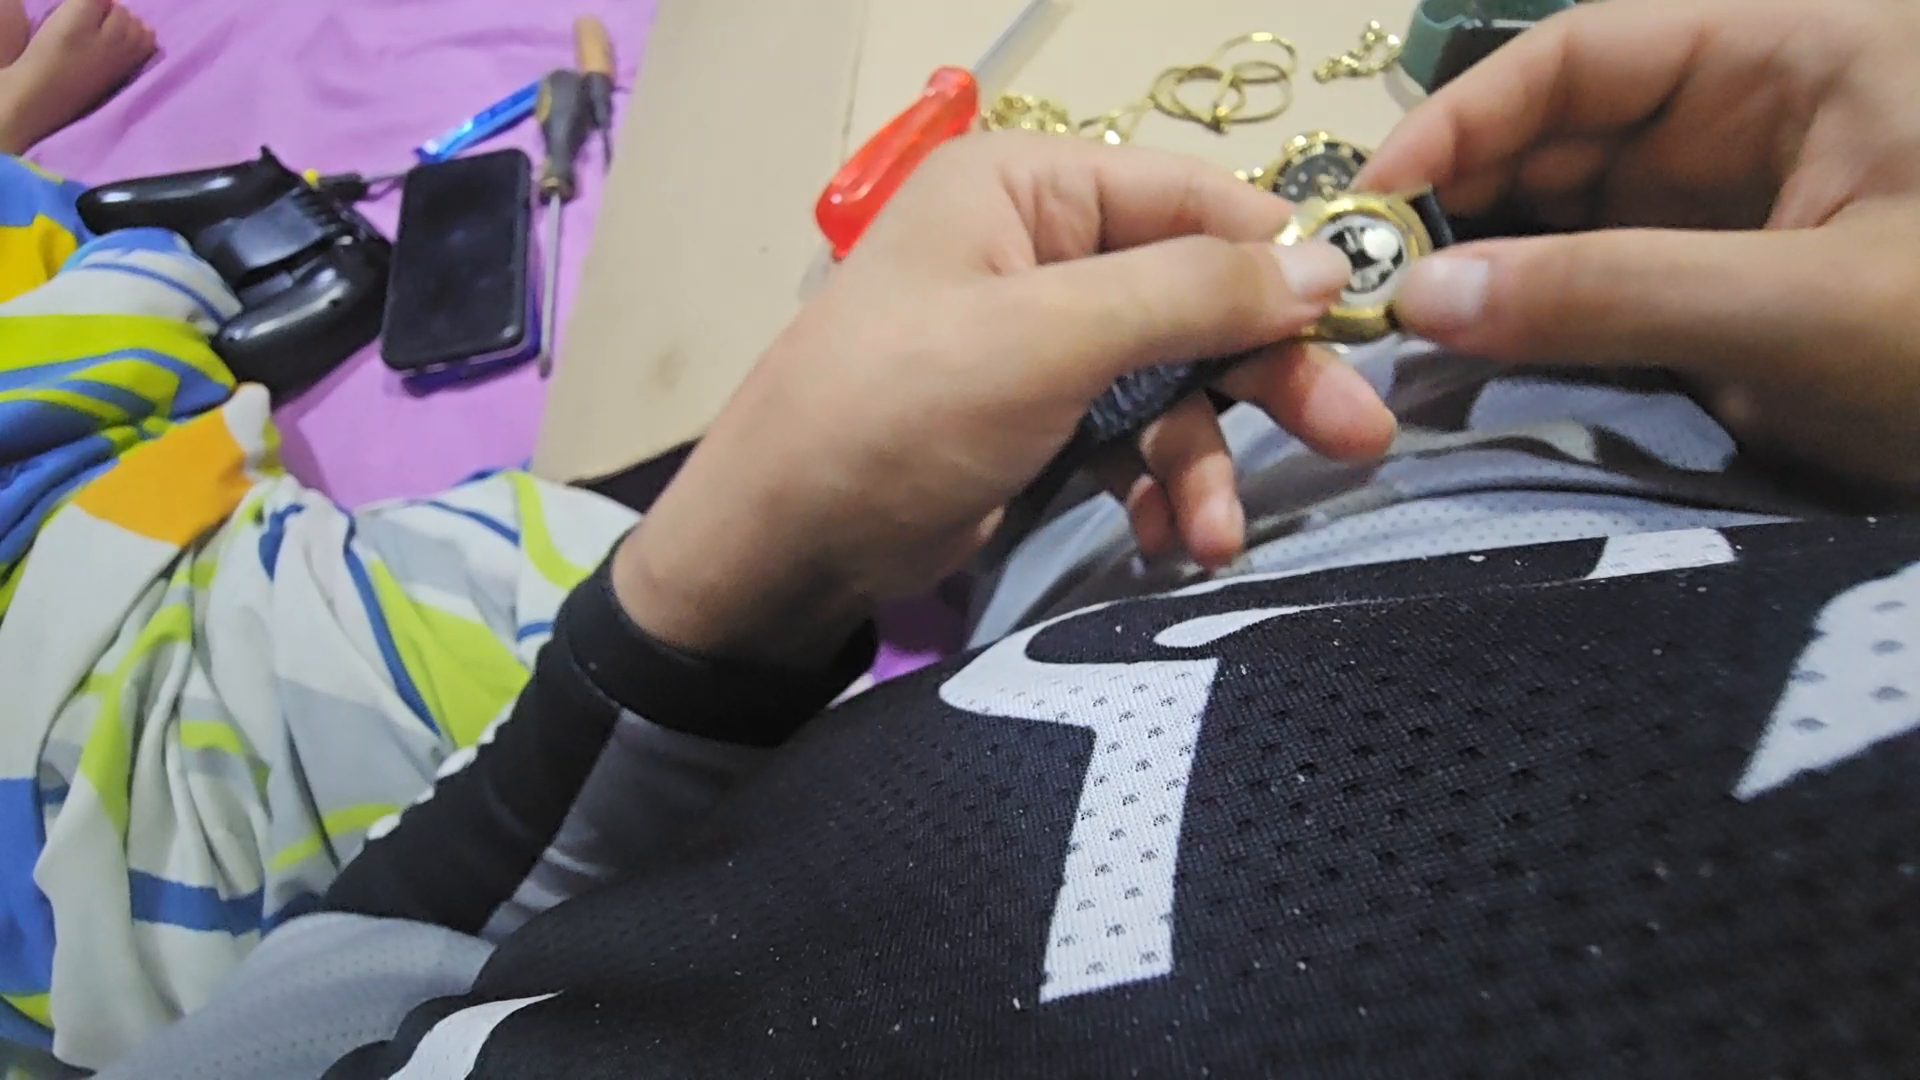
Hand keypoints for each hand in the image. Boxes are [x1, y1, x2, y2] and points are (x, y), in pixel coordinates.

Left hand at [615, 132, 1396, 665]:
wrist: (793, 540)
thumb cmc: (904, 409)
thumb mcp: (1045, 338)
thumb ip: (1184, 295)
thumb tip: (1319, 264)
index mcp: (1029, 192)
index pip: (1188, 203)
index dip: (1278, 259)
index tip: (1360, 318)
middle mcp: (1038, 259)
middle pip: (1189, 305)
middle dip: (1263, 381)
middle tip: (1356, 441)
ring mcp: (1040, 352)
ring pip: (1164, 394)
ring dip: (1200, 469)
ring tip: (1216, 540)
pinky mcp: (1037, 429)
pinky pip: (1125, 448)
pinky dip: (1152, 495)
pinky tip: (1167, 543)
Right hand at [1358, 0, 1919, 498]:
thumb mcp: (1812, 309)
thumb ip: (1606, 293)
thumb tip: (1418, 298)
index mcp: (1799, 56)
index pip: (1581, 55)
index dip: (1458, 118)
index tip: (1368, 203)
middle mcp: (1737, 126)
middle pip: (1544, 143)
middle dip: (1447, 206)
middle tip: (1360, 283)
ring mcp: (1705, 218)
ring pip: (1543, 223)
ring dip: (1464, 268)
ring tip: (1388, 320)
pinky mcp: (1684, 295)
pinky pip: (1564, 289)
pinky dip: (1502, 317)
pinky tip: (1451, 346)